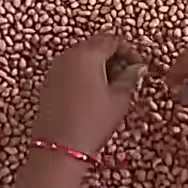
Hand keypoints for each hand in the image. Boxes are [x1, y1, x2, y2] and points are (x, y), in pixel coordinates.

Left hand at [30, 34, 144, 154]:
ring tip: (113, 84)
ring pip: (82, 56)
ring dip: (98, 64)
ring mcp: (56, 68)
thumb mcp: (119, 99)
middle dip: (113, 55)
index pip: (113, 40)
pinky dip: (84, 73)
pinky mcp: (48, 83)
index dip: (130, 51)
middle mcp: (69, 55)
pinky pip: (70, 68)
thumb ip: (130, 78)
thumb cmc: (93, 121)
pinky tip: (94, 92)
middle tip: (128, 74)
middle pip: (95, 44)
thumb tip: (138, 68)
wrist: (59, 148)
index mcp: (88, 54)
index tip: (139, 67)